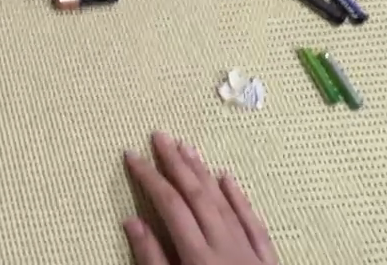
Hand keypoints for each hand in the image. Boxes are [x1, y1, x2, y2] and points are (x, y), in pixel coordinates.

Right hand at [123, 131, 277, 264]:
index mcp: (198, 258)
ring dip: (203, 173)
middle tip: (159, 135)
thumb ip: (153, 260)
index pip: (169, 204)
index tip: (131, 154)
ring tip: (186, 147)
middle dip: (176, 163)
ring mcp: (251, 255)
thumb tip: (132, 219)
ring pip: (224, 203)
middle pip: (197, 195)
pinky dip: (240, 200)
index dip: (148, 177)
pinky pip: (255, 225)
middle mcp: (226, 248)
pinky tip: (227, 178)